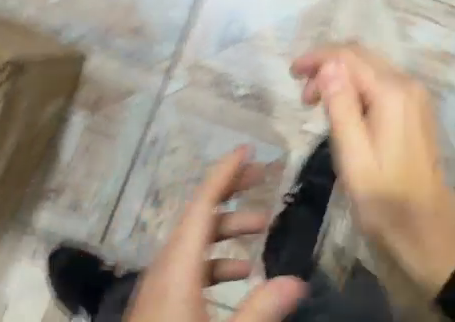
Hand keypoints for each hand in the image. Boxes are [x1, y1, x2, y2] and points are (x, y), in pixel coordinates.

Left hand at [125, 147, 308, 321]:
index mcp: (177, 269)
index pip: (202, 205)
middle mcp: (163, 270)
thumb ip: (260, 310)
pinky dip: (214, 261)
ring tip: (261, 231)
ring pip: (193, 244)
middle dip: (232, 195)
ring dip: (226, 231)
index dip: (225, 173)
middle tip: (265, 180)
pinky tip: (239, 277)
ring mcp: (157, 290)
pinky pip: (186, 268)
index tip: (248, 149)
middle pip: (198, 217)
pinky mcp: (157, 310)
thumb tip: (297, 280)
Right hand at [290, 44, 454, 295]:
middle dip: (327, 64)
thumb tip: (328, 65)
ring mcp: (415, 95)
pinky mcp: (415, 108)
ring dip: (341, 76)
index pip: (349, 56)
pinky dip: (357, 86)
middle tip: (302, 94)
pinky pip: (381, 82)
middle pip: (361, 56)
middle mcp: (407, 84)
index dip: (318, 58)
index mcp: (392, 93)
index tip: (291, 73)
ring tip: (316, 104)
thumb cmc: (386, 200)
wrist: (429, 230)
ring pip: (371, 67)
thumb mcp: (354, 157)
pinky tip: (342, 109)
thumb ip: (341, 108)